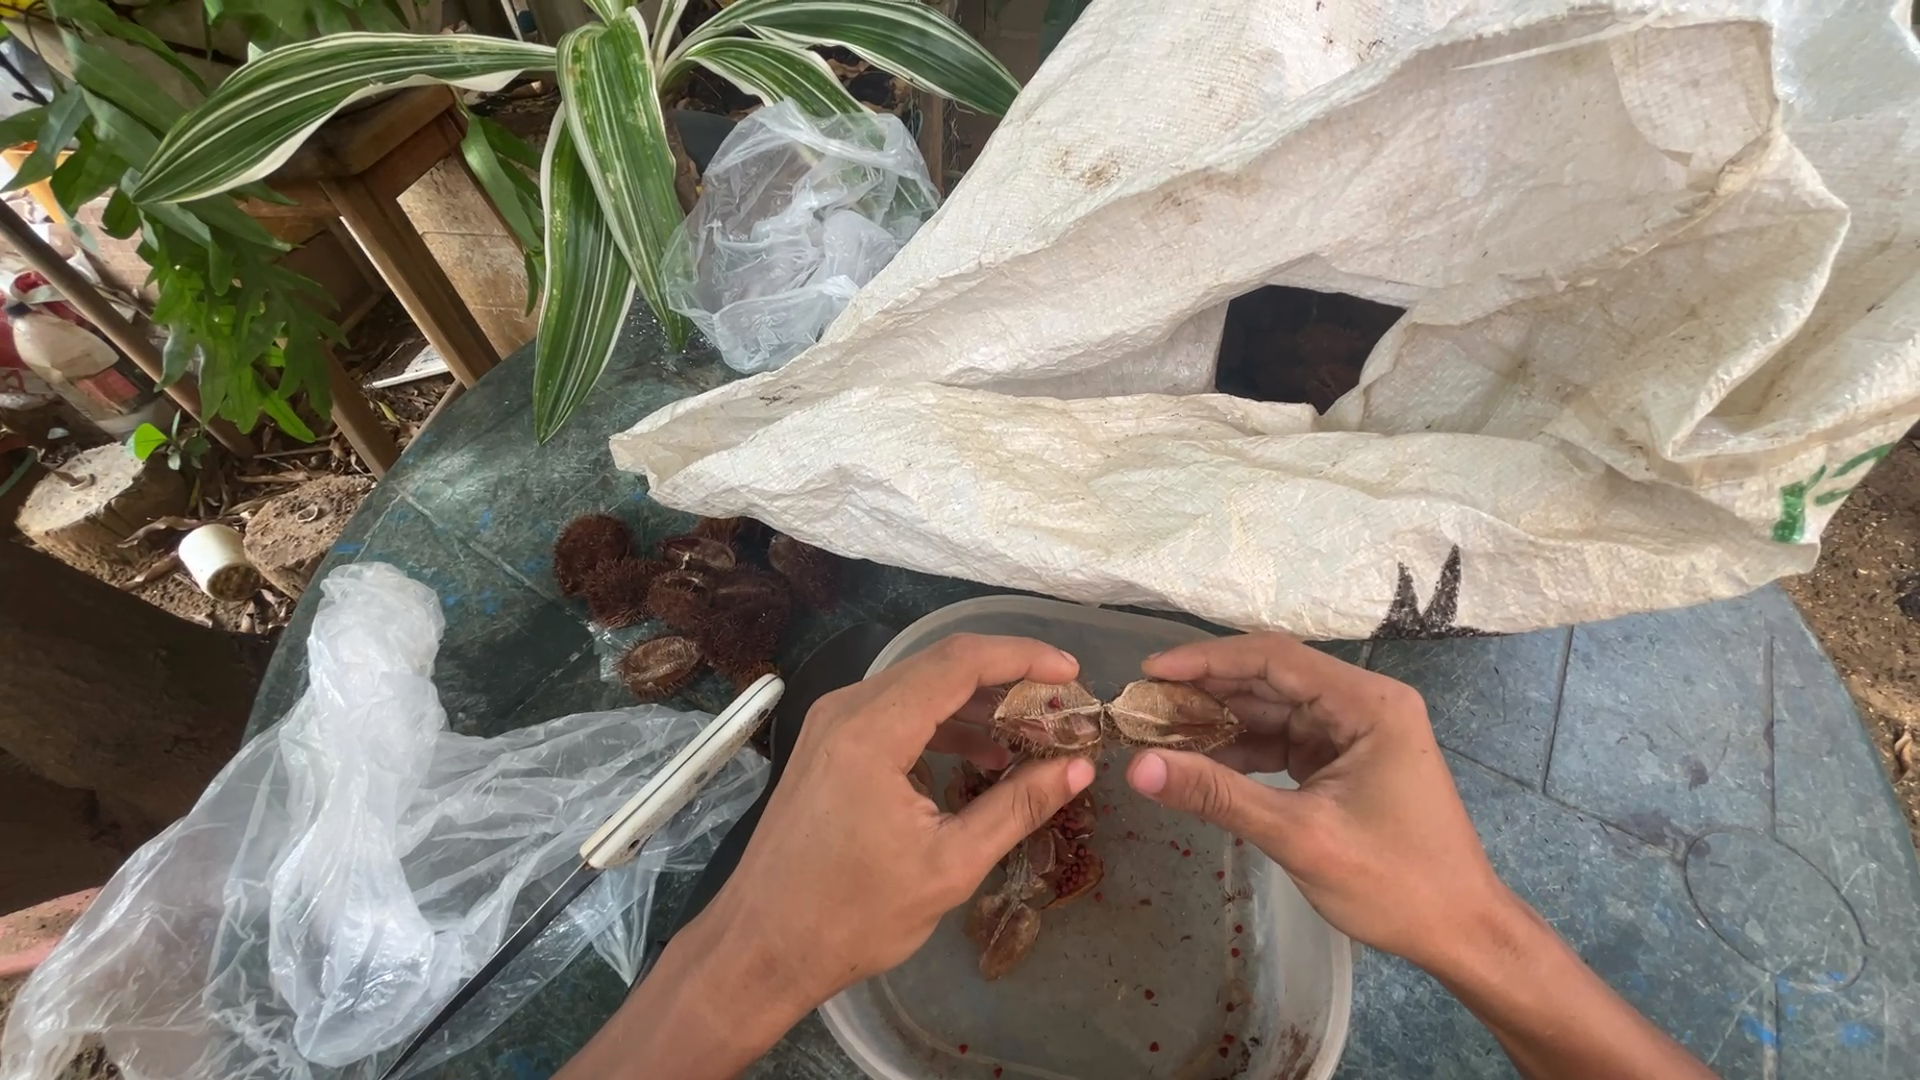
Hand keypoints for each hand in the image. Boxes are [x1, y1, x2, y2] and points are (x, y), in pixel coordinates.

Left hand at [559, 635, 1095, 1079]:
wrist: (760, 946)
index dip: (1022, 657)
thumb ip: (1017, 806)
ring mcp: (834, 720)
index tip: (1071, 672)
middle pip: (940, 664)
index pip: (960, 662)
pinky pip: (898, 709)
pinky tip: (982, 752)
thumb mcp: (949, 866)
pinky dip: (944, 721)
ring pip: (920, 683)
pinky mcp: (831, 739)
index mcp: (873, 730)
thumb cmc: (852, 916)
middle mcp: (849, 707)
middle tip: (1061, 704)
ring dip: (977, 700)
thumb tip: (1078, 768)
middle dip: (1007, 677)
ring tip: (1032, 729)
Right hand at [1124, 635, 1713, 1079]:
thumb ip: (1217, 795)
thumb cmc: (1396, 884)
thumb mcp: (1300, 837)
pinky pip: (1277, 736)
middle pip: (1268, 677)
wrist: (1465, 937)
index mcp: (1367, 704)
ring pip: (1268, 706)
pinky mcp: (1339, 755)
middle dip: (1205, 690)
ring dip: (1216, 719)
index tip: (1151, 672)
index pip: (1273, 658)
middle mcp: (1360, 703)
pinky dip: (1238, 746)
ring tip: (1159, 730)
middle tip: (1145, 704)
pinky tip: (1198, 759)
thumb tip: (1138, 768)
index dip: (1207, 660)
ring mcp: (1350, 729)